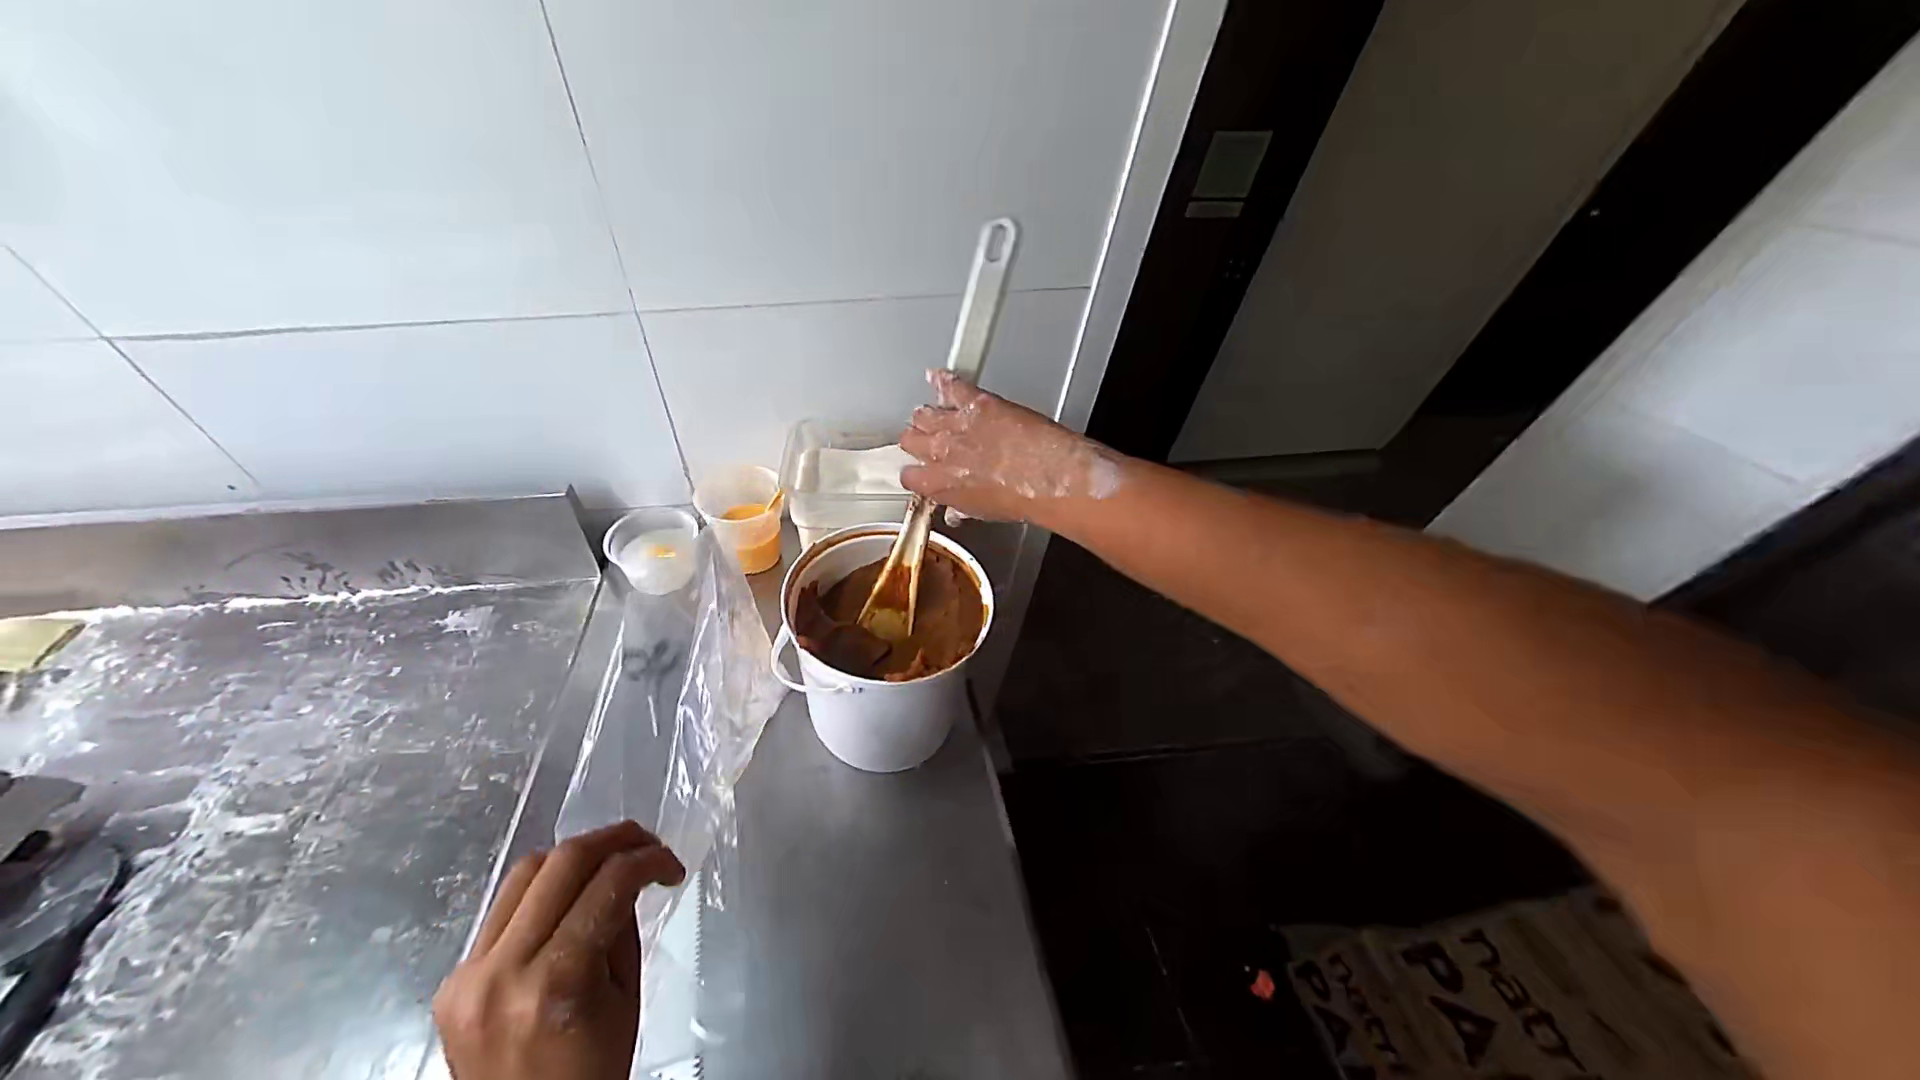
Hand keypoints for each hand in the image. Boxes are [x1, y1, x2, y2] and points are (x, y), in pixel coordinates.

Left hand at [433, 821, 686, 1079]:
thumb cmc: (591, 1074)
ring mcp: (468, 976)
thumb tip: (628, 878)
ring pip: (525, 873)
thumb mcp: (625, 997)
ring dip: (576, 856)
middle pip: (562, 862)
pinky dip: (544, 891)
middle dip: (614, 839)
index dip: (650, 859)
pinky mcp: (452, 981)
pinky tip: (569, 901)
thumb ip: (621, 928)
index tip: (671, 866)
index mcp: (556, 983)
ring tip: (609, 862)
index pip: (610, 883)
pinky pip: (503, 910)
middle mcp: (502, 971)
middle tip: (646, 844)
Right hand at [899, 369, 1125, 523]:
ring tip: (937, 416)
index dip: (917, 471)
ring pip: (924, 413)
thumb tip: (959, 508)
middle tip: (931, 442)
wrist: (1050, 478)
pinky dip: (942, 380)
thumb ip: (962, 505)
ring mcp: (956, 424)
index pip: (908, 475)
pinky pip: (949, 386)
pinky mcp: (976, 402)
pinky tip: (937, 377)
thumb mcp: (984, 512)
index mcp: (938, 484)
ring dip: (929, 415)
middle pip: (910, 438)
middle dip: (919, 440)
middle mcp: (940, 452)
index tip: (924, 470)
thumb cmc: (1023, 497)